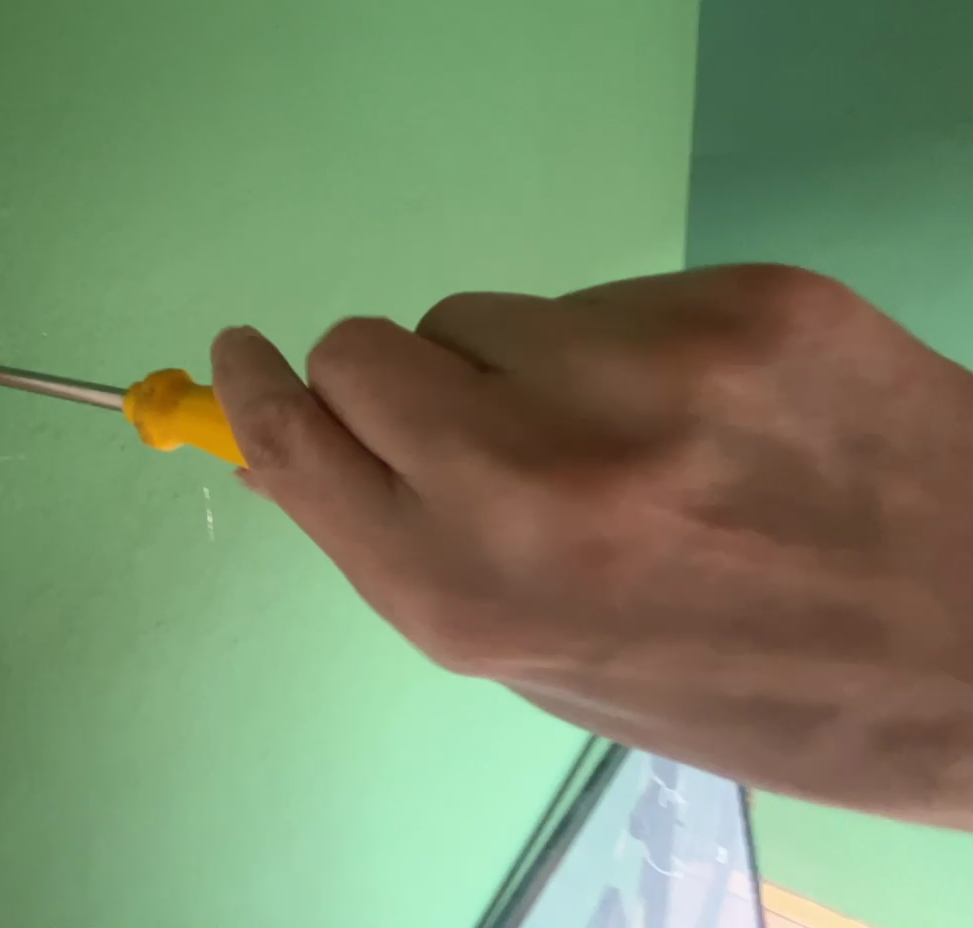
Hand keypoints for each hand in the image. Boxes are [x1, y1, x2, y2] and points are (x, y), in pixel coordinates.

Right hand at [213, 265, 972, 828]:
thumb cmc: (716, 674)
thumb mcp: (517, 650)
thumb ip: (381, 541)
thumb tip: (273, 454)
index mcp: (462, 588)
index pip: (291, 439)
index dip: (247, 386)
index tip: (234, 352)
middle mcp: (529, 482)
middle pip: (354, 349)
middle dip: (378, 381)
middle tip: (456, 423)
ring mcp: (638, 380)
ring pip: (464, 314)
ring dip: (494, 364)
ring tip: (607, 430)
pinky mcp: (738, 304)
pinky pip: (583, 298)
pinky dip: (600, 344)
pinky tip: (696, 404)